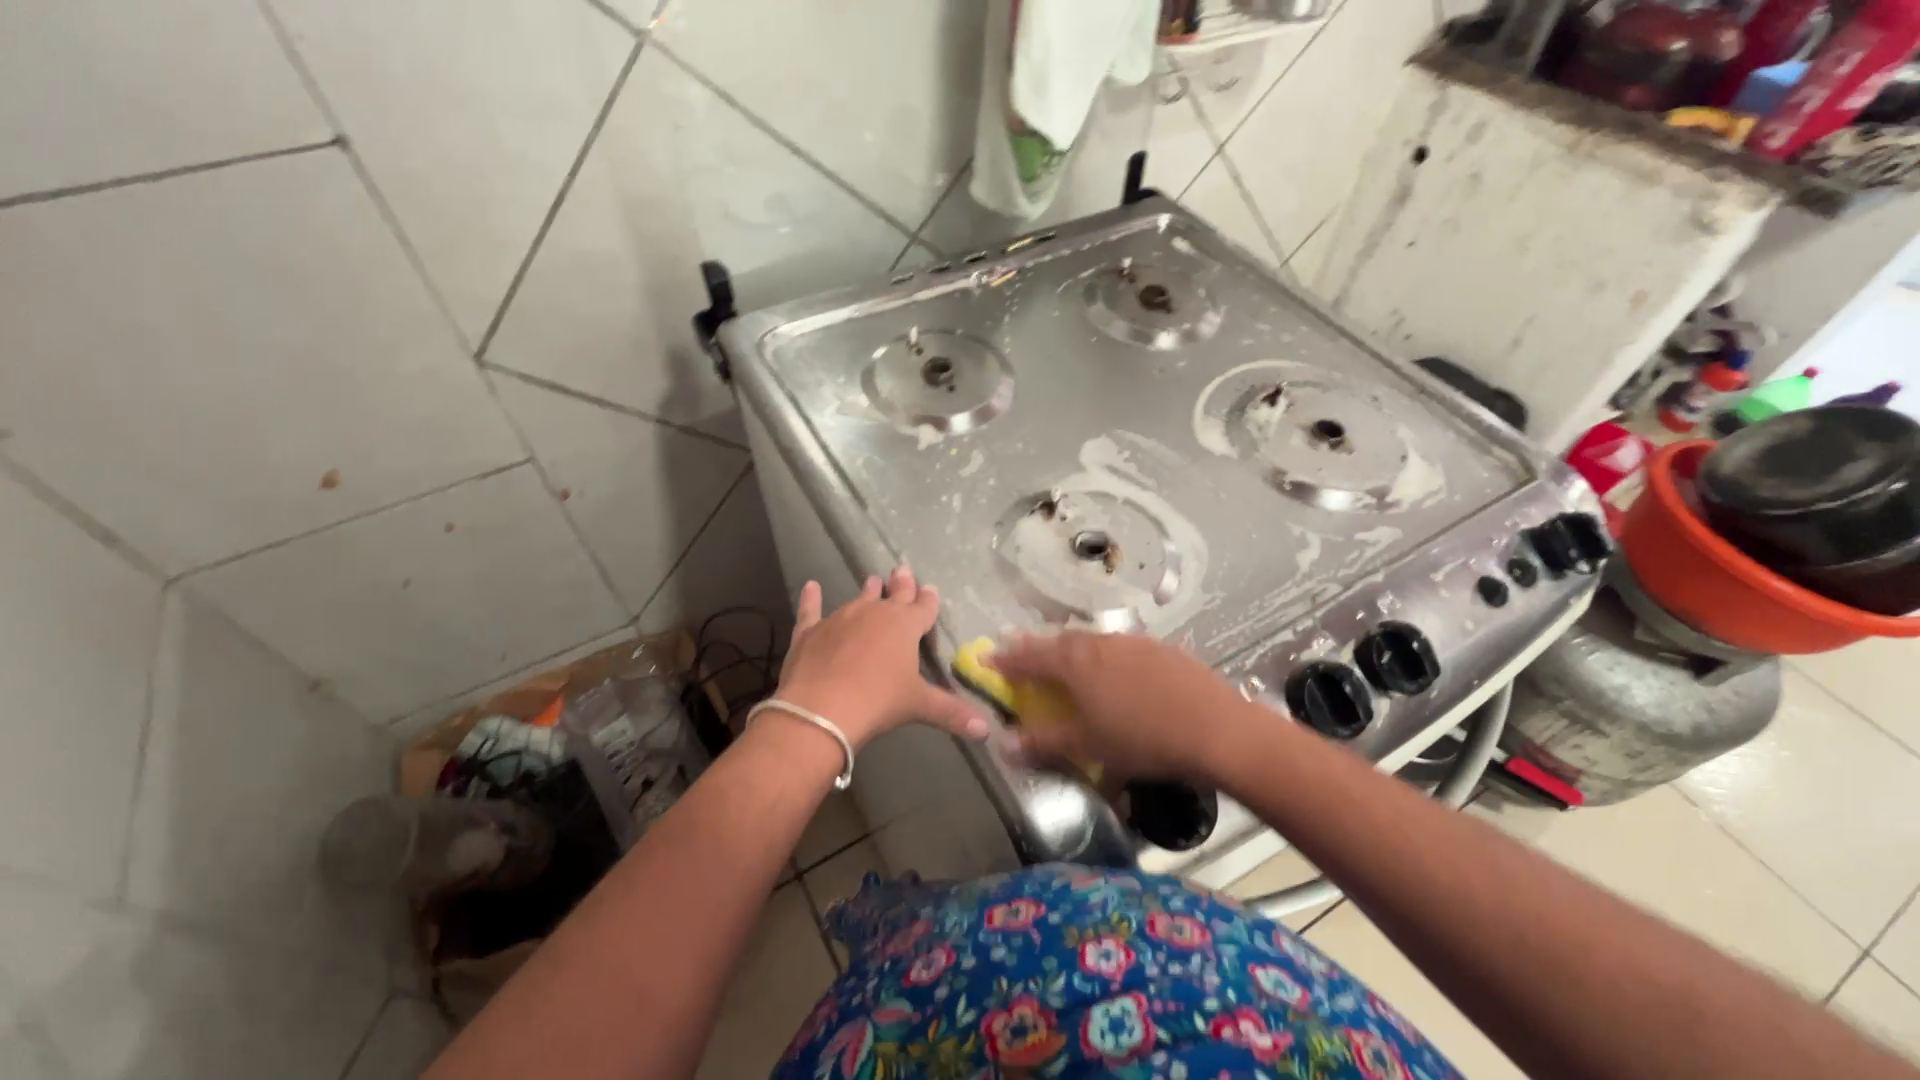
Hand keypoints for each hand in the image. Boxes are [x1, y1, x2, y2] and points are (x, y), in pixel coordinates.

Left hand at [773, 566, 987, 749]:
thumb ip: (950, 713)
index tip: (930, 589)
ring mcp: (840, 619)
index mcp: (905, 626)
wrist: (822, 708)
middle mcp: (874, 614)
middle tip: (903, 569)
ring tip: (872, 580)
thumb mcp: (918, 706)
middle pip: (893, 596)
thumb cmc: (878, 701)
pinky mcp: (810, 631)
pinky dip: (811, 598)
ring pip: (859, 599)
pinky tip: (810, 586)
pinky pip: (812, 609)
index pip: (923, 608)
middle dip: (901, 585)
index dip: (928, 600)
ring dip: (868, 591)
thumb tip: (984, 730)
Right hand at [989, 631, 1263, 783]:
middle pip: (1060, 642)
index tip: (987, 659)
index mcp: (1075, 662)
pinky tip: (1116, 674)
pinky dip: (1105, 658)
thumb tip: (1005, 743)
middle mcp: (1100, 643)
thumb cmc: (1142, 739)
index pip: (1029, 656)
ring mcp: (1134, 643)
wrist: (1216, 730)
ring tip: (1066, 663)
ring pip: (1093, 642)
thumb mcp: (1088, 746)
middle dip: (1038, 650)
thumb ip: (1044, 740)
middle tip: (1022, 655)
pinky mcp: (1163, 650)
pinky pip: (1121, 649)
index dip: (1006, 659)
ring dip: (1073, 651)